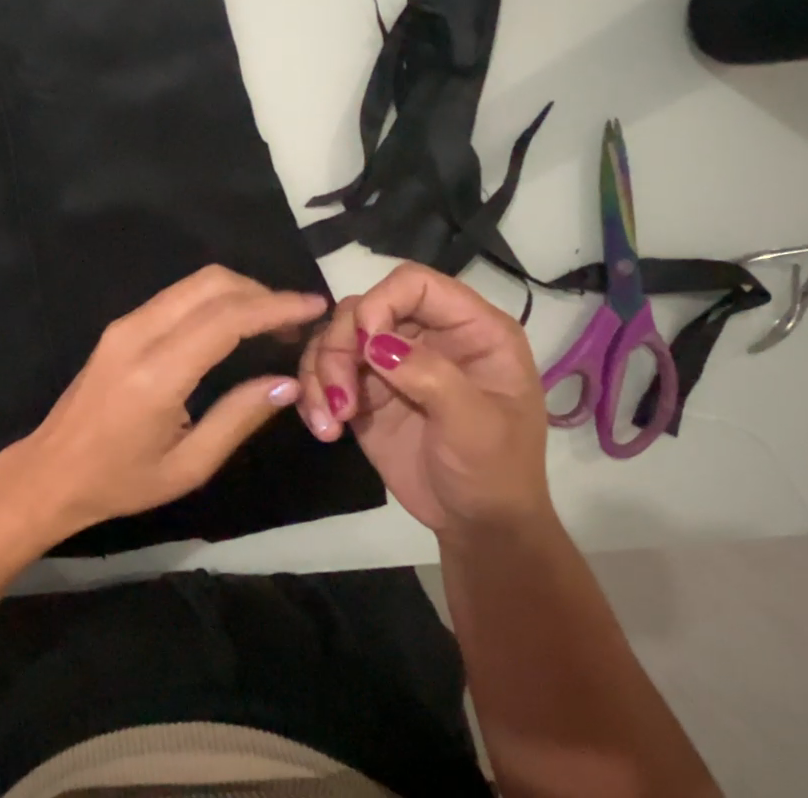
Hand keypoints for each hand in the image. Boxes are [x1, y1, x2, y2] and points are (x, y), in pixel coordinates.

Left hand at [3, 265, 326, 538]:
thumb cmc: (120, 481)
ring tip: (274, 322)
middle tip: (296, 320)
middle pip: (210, 283)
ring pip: (191, 284)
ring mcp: (123, 327)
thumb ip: (239, 418)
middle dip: (261, 292)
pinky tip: (234, 326)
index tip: (315, 307)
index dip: (276, 306)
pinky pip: (174, 298)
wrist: (49, 473)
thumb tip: (288, 381)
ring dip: (237, 292)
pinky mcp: (117, 329)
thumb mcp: (189, 465)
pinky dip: (213, 301)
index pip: (227, 318)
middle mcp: (137, 335)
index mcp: (157, 374)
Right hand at [296, 262, 550, 537]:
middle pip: (361, 309)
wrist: (476, 523)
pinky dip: (313, 395)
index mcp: (471, 331)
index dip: (381, 302)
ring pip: (335, 338)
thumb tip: (375, 343)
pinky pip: (323, 372)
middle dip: (339, 349)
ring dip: (320, 375)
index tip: (365, 345)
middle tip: (338, 400)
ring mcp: (392, 363)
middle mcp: (427, 336)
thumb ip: (430, 376)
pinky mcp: (365, 390)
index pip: (415, 284)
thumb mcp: (474, 425)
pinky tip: (324, 429)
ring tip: (330, 422)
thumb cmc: (494, 471)